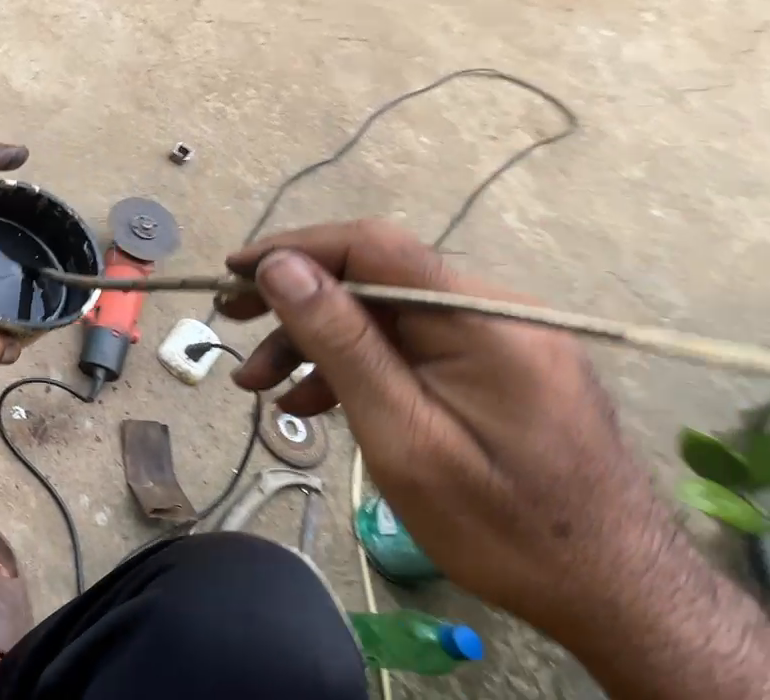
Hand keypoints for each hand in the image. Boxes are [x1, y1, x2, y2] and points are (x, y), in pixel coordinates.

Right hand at [219, 220, 675, 638]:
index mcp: (482, 320)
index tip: (229, 271)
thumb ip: (342, 343)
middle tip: (228, 318)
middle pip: (369, 277)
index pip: (372, 245)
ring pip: (378, 316)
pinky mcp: (488, 371)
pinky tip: (307, 402)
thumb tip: (278, 266)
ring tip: (254, 384)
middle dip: (291, 298)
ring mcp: (493, 342)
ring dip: (310, 343)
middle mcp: (491, 314)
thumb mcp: (403, 435)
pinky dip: (348, 368)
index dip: (292, 248)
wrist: (615, 597)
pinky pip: (402, 348)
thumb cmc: (503, 525)